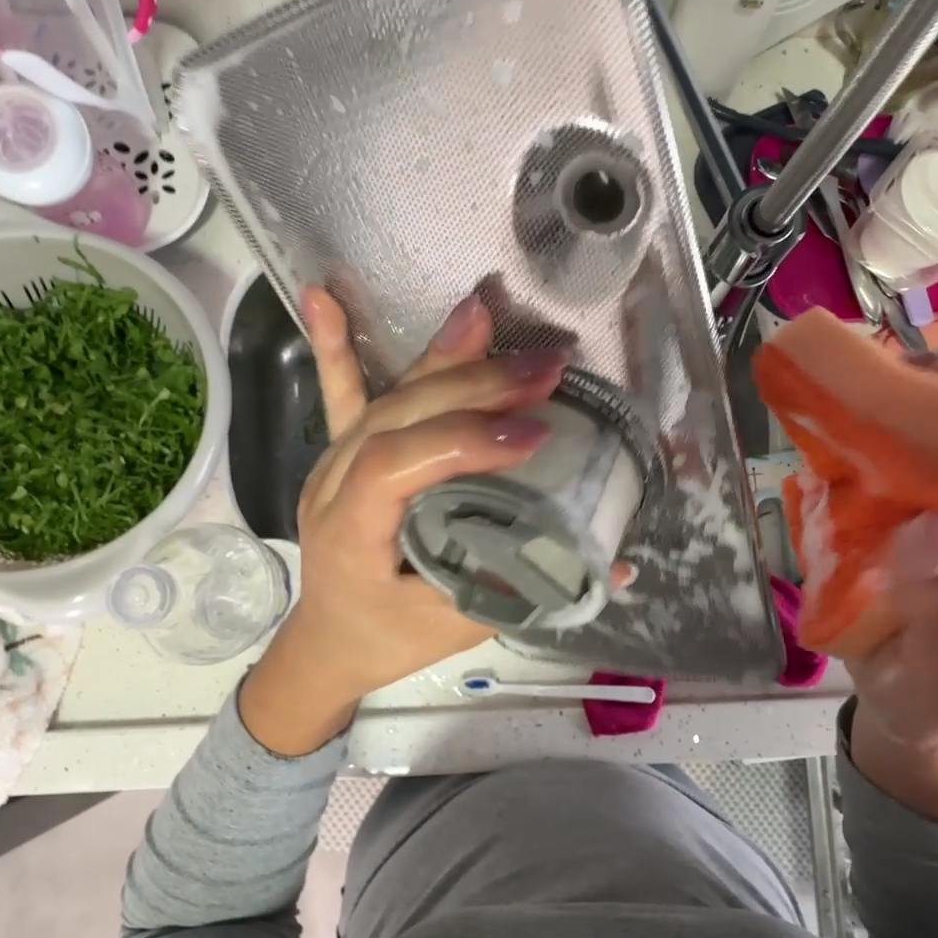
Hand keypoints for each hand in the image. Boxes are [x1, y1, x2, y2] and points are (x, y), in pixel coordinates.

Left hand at [238, 289, 569, 754]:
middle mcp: (332, 485)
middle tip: (545, 368)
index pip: (397, 468)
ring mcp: (332, 461)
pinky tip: (320, 295)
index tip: (533, 435)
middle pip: (397, 418)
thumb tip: (617, 567)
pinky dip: (336, 345)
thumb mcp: (454, 630)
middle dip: (472, 387)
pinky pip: (341, 394)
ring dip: (442, 358)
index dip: (462, 442)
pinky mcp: (341, 452)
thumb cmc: (386, 640)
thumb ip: (527, 592)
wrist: (327, 642)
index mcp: (349, 532)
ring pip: (385, 398)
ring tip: (487, 315)